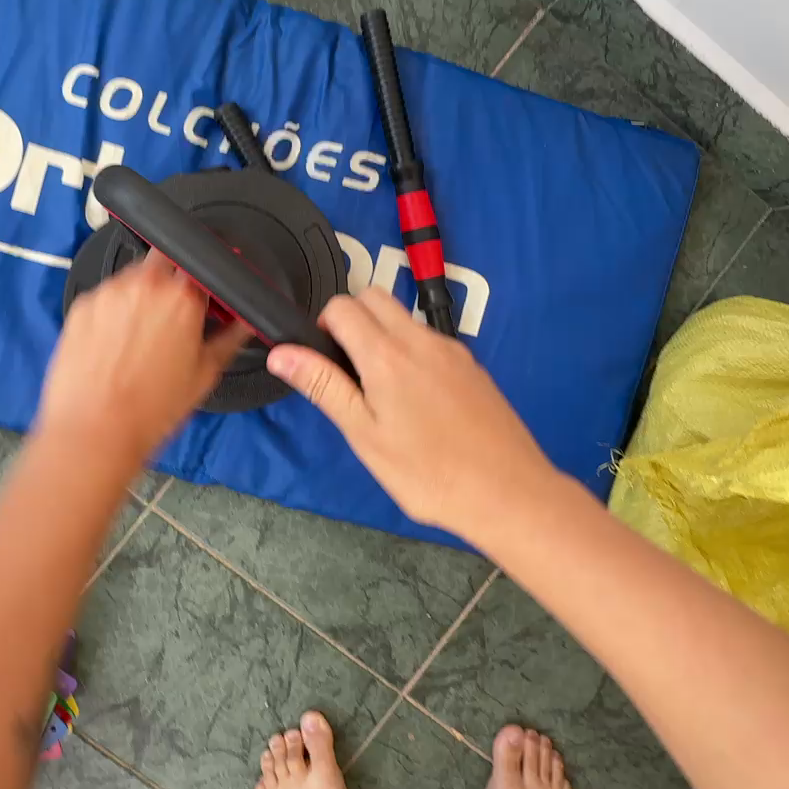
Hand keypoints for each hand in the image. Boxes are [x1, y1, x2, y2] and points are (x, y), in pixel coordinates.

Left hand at [36, 255, 246, 462]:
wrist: (94, 430)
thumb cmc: (148, 409)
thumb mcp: (205, 374)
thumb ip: (230, 339)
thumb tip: (245, 324)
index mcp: (183, 297)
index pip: (204, 270)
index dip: (208, 286)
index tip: (208, 299)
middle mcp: (145, 284)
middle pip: (167, 260)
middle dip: (174, 278)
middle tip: (174, 313)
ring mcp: (110, 292)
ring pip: (134, 276)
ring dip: (143, 293)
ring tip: (142, 335)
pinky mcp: (82, 305)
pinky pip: (106, 295)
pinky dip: (114, 309)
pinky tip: (117, 342)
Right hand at [265, 289, 564, 534]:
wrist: (507, 491)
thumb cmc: (427, 473)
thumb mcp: (364, 434)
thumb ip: (323, 386)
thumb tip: (280, 352)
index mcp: (386, 354)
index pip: (342, 305)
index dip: (323, 326)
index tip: (325, 364)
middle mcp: (420, 338)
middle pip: (374, 297)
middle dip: (352, 319)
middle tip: (349, 372)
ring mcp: (451, 349)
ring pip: (404, 318)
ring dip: (382, 335)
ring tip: (383, 393)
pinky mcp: (471, 365)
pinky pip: (430, 340)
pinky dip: (411, 352)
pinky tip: (419, 402)